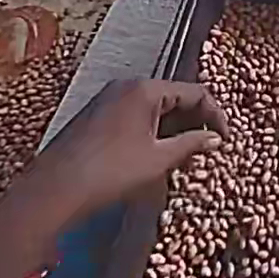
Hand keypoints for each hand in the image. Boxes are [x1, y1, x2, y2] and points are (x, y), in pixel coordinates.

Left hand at [2, 79, 227, 242]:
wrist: (51, 192)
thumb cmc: (110, 172)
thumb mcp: (158, 159)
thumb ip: (192, 144)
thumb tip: (216, 139)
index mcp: (145, 89)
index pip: (196, 92)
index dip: (216, 115)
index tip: (227, 138)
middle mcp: (127, 86)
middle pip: (175, 96)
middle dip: (195, 121)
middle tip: (209, 146)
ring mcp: (108, 99)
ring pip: (155, 107)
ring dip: (175, 127)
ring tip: (187, 153)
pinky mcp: (96, 116)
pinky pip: (136, 115)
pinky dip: (153, 130)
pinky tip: (158, 153)